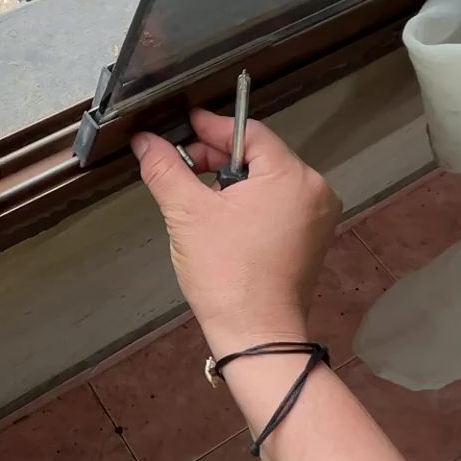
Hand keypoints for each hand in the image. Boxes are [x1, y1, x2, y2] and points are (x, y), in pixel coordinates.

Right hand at [131, 112, 339, 352]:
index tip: (182, 126)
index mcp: (292, 177)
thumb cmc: (227, 274)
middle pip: (258, 155)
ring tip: (195, 197)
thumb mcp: (186, 212)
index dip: (211, 127)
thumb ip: (164, 168)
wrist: (254, 333)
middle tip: (180, 167)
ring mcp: (315, 217)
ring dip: (228, 180)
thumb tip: (145, 141)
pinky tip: (218, 218)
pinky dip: (245, 201)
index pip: (249, 132)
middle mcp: (314, 192)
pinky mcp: (308, 239)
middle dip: (215, 157)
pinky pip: (274, 203)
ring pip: (264, 180)